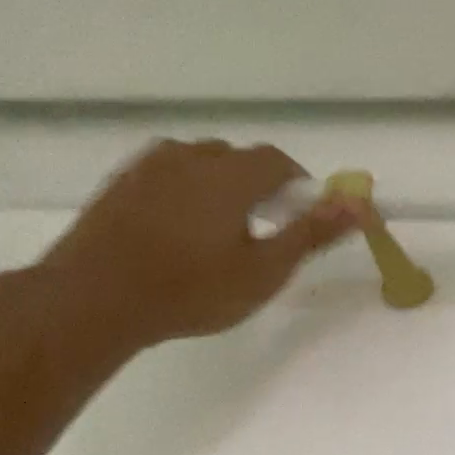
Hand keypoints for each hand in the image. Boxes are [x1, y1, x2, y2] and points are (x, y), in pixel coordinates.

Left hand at [32, 139, 366, 349]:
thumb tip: (358, 203)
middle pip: (237, 159)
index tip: (308, 217)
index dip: (300, 185)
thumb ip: (311, 233)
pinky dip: (188, 194)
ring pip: (199, 164)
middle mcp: (187, 157)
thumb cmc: (193, 290)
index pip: (277, 161)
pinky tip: (184, 233)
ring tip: (226, 233)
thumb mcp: (265, 270)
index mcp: (229, 175)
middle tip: (269, 231)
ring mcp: (147, 167)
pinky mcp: (119, 184)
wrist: (95, 298)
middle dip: (261, 186)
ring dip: (222, 187)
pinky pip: (167, 176)